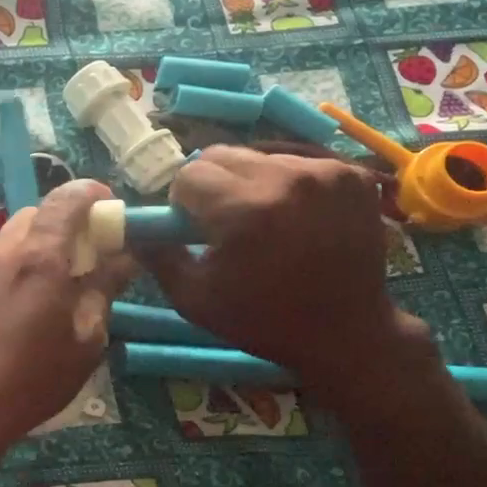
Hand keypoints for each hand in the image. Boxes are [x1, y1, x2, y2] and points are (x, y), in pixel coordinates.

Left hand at [0, 180, 135, 462]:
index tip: (110, 211)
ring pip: (11, 239)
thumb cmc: (34, 380)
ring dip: (38, 246)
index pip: (66, 199)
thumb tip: (124, 256)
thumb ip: (104, 289)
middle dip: (66, 222)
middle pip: (36, 214)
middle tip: (88, 253)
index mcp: (38, 259)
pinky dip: (15, 268)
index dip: (92, 194)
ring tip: (56, 283)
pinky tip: (23, 307)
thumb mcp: (86, 340)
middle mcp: (2, 255)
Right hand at [139, 146, 430, 402]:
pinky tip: (294, 215)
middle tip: (221, 222)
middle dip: (211, 185)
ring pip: (260, 156)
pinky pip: (300, 162)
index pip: (189, 174)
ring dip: (249, 182)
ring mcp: (326, 173)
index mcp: (244, 210)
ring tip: (263, 221)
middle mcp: (287, 178)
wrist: (343, 332)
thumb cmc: (260, 320)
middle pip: (222, 155)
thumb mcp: (193, 297)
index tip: (192, 228)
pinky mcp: (353, 175)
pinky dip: (287, 182)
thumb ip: (158, 255)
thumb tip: (133, 228)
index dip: (181, 202)